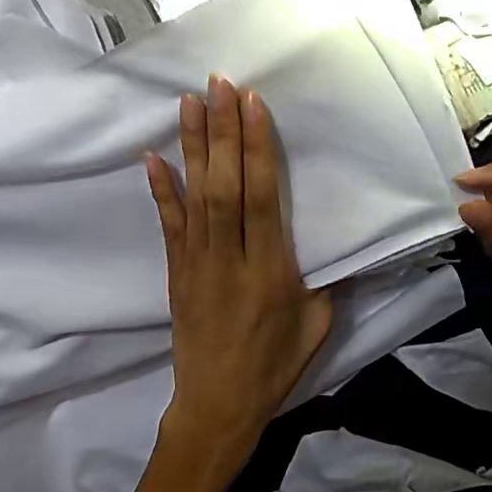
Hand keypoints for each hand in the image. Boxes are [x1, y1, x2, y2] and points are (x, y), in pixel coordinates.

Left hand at [145, 77, 332, 467]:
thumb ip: (326, 279)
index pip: (262, 196)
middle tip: (220, 84)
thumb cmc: (273, 366)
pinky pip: (168, 224)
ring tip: (189, 101)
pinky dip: (160, 188)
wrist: (216, 407)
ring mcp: (196, 263)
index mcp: (269, 270)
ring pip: (195, 195)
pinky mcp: (176, 271)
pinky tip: (152, 156)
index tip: (253, 105)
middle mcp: (229, 259)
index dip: (257, 148)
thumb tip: (339, 240)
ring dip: (192, 145)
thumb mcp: (317, 325)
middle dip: (223, 131)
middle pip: (224, 185)